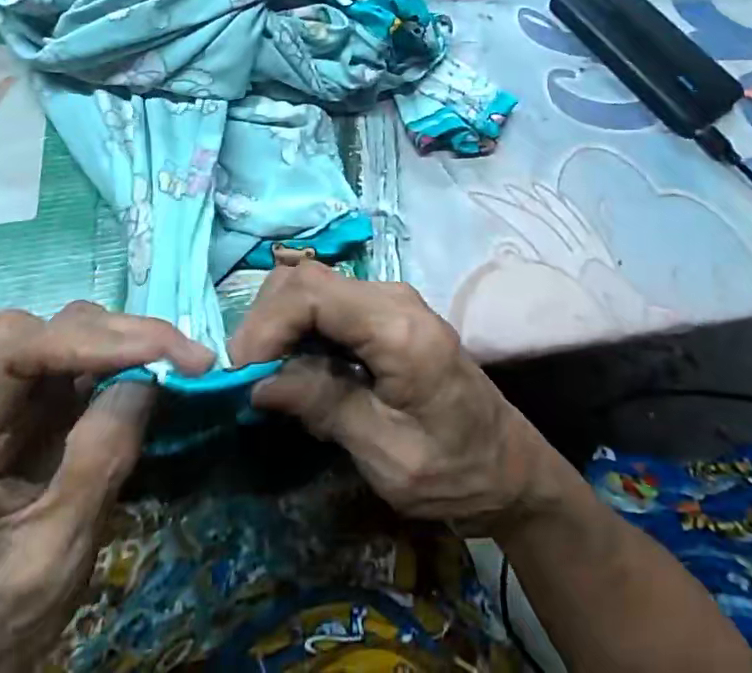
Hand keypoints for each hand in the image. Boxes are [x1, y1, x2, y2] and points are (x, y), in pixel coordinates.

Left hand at [0, 302, 213, 672]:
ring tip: (177, 361)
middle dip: (113, 335)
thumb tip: (149, 377)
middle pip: (33, 335)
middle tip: (185, 355)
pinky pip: (69, 371)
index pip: (6, 355)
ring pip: (55, 342)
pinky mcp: (23, 418)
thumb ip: (100, 458)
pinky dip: (115, 366)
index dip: (83, 339)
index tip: (158, 350)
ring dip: (120, 343)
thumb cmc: (1, 621)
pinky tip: (150, 374)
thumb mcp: (58, 549)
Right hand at [228, 258, 566, 532]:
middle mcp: (392, 297)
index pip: (309, 292)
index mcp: (399, 328)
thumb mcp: (388, 455)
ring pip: (308, 287)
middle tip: (249, 380)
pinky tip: (296, 370)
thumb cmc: (456, 470)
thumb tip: (258, 384)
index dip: (264, 325)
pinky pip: (324, 304)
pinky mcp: (382, 313)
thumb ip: (324, 407)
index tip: (242, 375)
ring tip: (271, 380)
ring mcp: (388, 300)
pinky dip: (296, 330)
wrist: (509, 467)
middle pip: (302, 280)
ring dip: (277, 327)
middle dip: (264, 324)